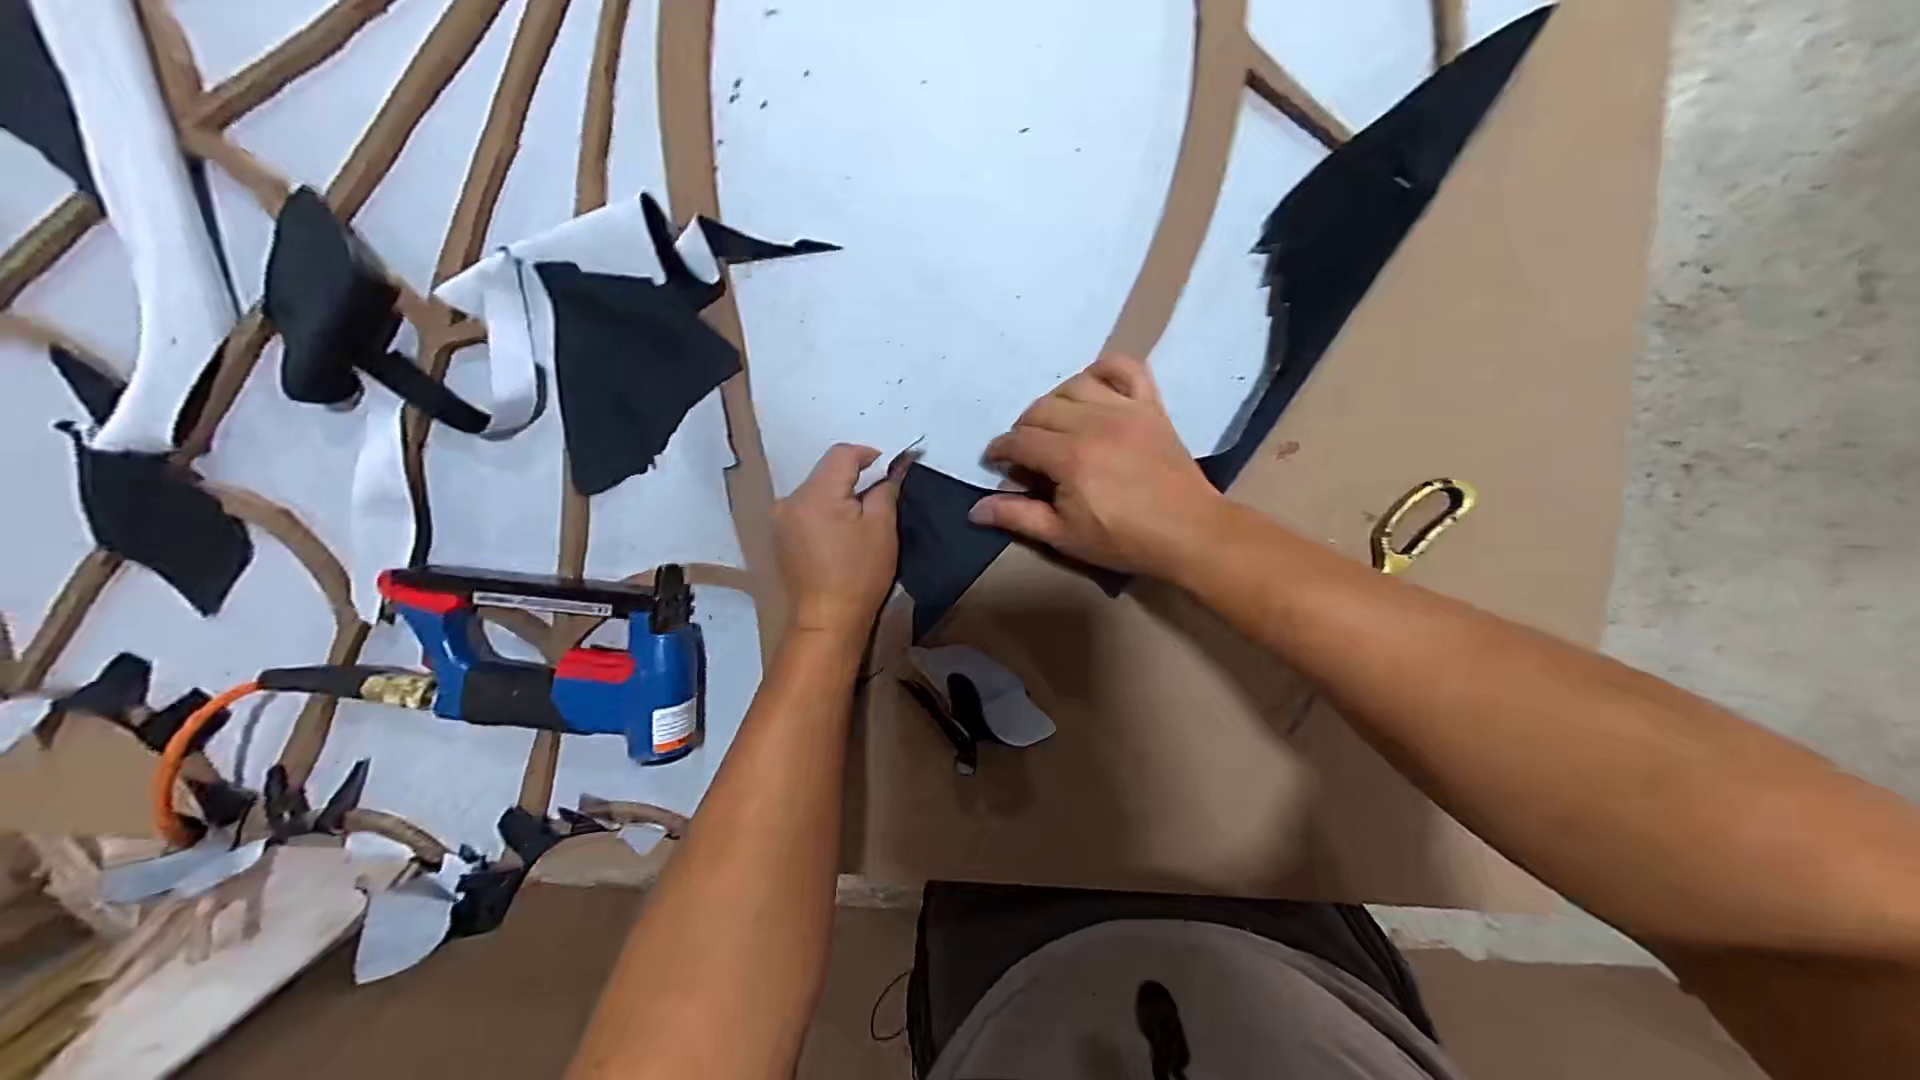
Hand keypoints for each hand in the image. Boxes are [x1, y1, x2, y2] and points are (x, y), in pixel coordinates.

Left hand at [773, 443, 901, 635]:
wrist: (828, 619)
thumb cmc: (860, 575)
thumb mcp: (882, 528)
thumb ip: (886, 489)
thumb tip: (893, 468)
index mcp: (815, 496)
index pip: (841, 454)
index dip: (868, 455)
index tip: (888, 469)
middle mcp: (790, 500)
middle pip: (826, 471)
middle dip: (853, 478)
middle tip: (877, 498)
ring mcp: (780, 518)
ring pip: (816, 488)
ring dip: (838, 494)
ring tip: (858, 518)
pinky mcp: (780, 534)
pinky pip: (806, 507)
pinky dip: (824, 509)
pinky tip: (839, 532)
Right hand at [970, 353, 1224, 576]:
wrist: (1189, 533)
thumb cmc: (1124, 540)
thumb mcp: (1064, 536)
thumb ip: (1018, 517)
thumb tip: (975, 509)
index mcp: (1070, 457)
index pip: (1019, 440)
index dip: (1000, 451)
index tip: (996, 462)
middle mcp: (1094, 423)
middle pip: (1040, 409)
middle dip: (1023, 430)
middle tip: (1027, 454)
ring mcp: (1125, 409)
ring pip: (1073, 385)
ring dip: (1055, 402)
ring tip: (1056, 425)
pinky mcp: (1150, 405)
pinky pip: (1124, 367)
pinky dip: (1104, 369)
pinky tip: (1093, 387)